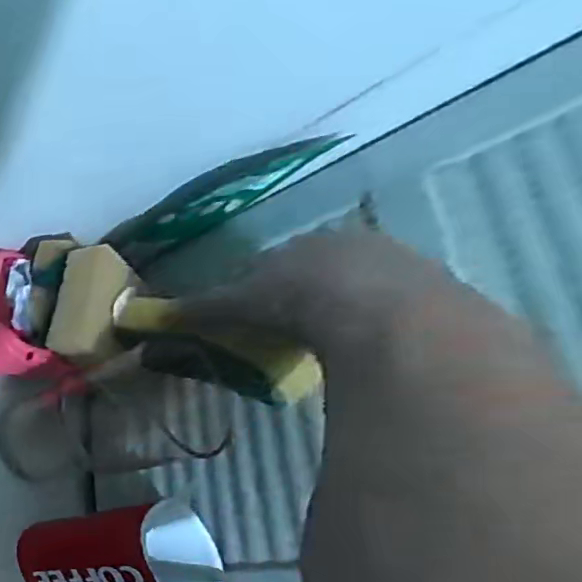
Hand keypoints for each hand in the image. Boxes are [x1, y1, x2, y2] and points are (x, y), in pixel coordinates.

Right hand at [179, 227, 464, 355]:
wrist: (384, 314)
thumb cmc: (295, 300)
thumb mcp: (233, 306)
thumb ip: (196, 310)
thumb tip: (152, 315)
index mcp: (295, 242)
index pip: (262, 263)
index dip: (245, 289)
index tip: (236, 317)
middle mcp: (343, 241)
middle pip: (307, 270)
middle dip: (290, 295)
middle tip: (274, 329)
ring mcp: (392, 258)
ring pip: (347, 284)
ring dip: (329, 306)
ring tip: (314, 339)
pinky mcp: (430, 283)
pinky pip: (383, 301)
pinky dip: (364, 318)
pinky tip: (353, 340)